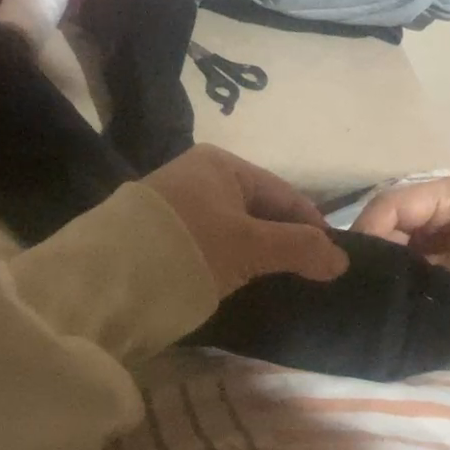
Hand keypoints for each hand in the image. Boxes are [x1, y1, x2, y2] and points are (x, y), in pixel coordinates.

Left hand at [143, 145, 348, 296]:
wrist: (108, 280)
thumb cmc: (191, 247)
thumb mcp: (251, 246)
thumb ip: (299, 248)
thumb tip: (341, 259)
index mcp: (220, 164)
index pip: (282, 192)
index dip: (311, 225)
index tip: (333, 259)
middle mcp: (195, 175)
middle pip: (257, 211)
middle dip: (283, 242)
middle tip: (307, 276)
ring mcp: (174, 205)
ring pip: (232, 230)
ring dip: (255, 256)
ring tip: (276, 284)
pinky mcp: (157, 235)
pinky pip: (208, 245)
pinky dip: (227, 262)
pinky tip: (238, 284)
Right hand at [352, 174, 449, 357]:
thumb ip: (427, 268)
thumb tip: (377, 277)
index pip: (391, 204)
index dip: (368, 231)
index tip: (354, 269)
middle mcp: (440, 216)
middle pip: (386, 228)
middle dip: (370, 256)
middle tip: (354, 290)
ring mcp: (439, 249)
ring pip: (391, 257)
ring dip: (381, 278)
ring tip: (364, 303)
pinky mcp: (440, 280)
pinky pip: (405, 281)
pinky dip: (393, 294)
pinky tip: (382, 311)